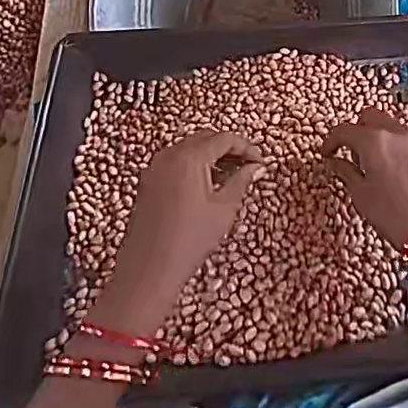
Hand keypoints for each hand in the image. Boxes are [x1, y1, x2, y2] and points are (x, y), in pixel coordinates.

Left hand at [92, 131, 261, 332]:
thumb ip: (242, 180)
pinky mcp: (148, 182)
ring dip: (211, 157)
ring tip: (231, 178)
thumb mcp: (224, 209)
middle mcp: (169, 156)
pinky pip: (175, 162)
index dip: (246, 147)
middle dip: (229, 149)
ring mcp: (155, 168)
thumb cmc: (188, 240)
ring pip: (189, 149)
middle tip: (248, 167)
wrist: (149, 269)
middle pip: (205, 138)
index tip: (259, 162)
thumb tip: (256, 168)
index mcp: (189, 157)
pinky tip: (207, 188)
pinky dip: (194, 166)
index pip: (224, 138)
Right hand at [321, 109, 407, 249]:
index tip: (329, 151)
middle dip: (360, 131)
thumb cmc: (396, 218)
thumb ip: (346, 171)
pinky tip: (407, 174)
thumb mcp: (361, 196)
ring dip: (386, 142)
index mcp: (374, 142)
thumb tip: (337, 162)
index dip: (332, 140)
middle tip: (355, 154)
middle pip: (372, 118)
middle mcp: (400, 133)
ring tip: (384, 168)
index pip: (344, 130)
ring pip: (397, 129)